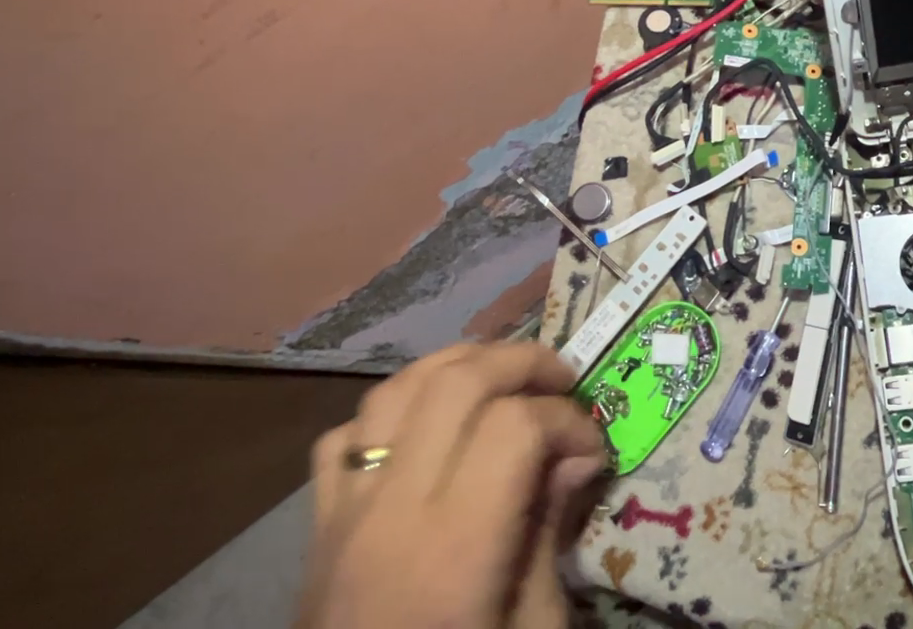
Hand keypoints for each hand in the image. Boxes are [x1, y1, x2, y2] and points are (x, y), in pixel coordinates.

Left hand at [295, 343, 609, 628]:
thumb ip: (548, 531)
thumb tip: (576, 454)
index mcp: (454, 548)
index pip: (516, 425)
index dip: (570, 422)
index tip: (595, 451)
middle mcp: (393, 511)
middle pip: (458, 382)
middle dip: (525, 364)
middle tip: (566, 385)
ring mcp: (345, 513)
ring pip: (397, 388)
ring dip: (462, 365)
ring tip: (506, 380)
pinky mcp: (318, 527)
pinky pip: (347, 435)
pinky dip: (395, 411)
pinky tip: (430, 428)